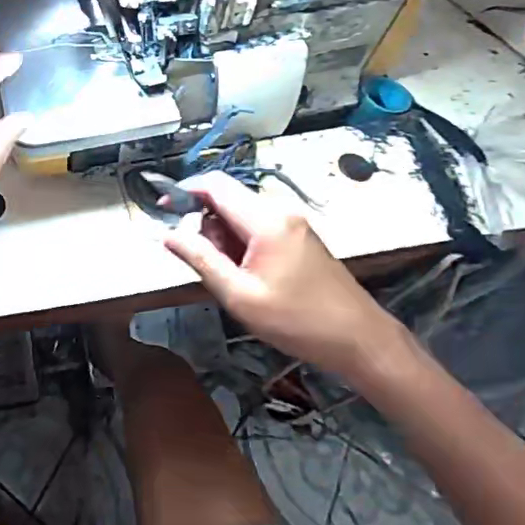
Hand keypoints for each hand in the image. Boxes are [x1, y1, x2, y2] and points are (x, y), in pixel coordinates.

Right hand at [162, 172, 414, 378]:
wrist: (360, 339)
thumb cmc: (300, 322)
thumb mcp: (240, 296)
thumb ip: (201, 260)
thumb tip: (169, 235)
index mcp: (266, 220)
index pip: (215, 185)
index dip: (185, 191)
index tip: (165, 209)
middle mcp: (280, 211)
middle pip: (227, 199)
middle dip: (205, 224)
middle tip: (204, 262)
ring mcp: (293, 222)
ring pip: (241, 214)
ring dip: (224, 237)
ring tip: (230, 276)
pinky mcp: (299, 235)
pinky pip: (258, 226)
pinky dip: (242, 243)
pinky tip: (248, 275)